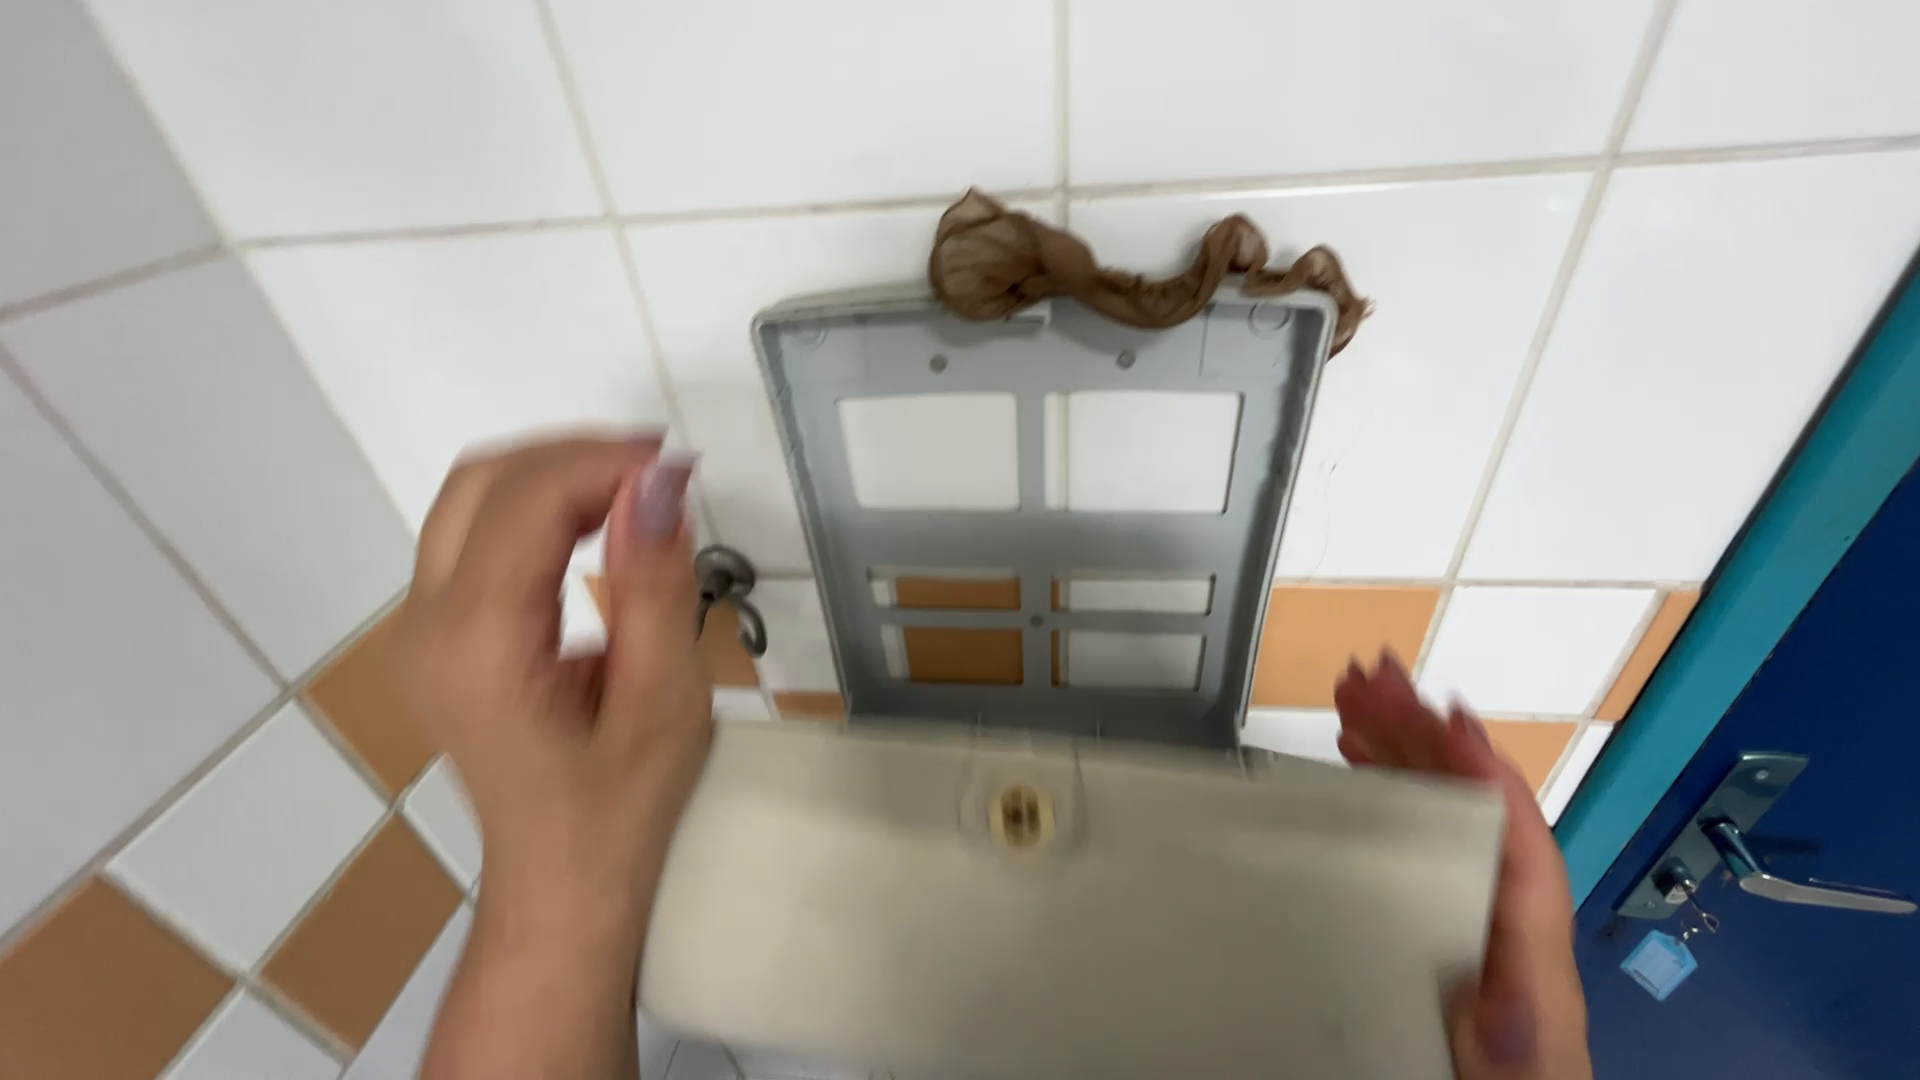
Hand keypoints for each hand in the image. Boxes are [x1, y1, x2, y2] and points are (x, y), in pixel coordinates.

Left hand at [399, 434, 713, 1079]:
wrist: (563, 881)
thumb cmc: (622, 802)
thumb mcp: (664, 698)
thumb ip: (657, 587)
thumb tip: (659, 486)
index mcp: (480, 642)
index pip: (527, 501)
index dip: (605, 463)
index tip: (680, 468)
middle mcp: (427, 623)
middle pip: (482, 482)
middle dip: (575, 455)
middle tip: (661, 472)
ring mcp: (422, 628)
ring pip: (473, 499)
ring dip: (557, 474)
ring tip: (639, 490)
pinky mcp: (440, 635)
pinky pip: (478, 534)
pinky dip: (541, 506)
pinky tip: (600, 522)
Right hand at [1334, 652, 1591, 1079]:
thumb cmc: (1505, 1071)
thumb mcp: (1519, 1048)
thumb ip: (1520, 999)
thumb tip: (1495, 935)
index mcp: (1526, 935)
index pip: (1513, 835)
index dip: (1480, 768)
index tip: (1440, 713)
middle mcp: (1498, 901)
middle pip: (1467, 798)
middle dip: (1422, 731)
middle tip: (1374, 680)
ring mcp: (1461, 895)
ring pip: (1435, 798)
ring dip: (1396, 740)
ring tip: (1356, 697)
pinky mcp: (1425, 900)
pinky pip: (1409, 822)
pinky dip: (1382, 777)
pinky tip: (1358, 751)